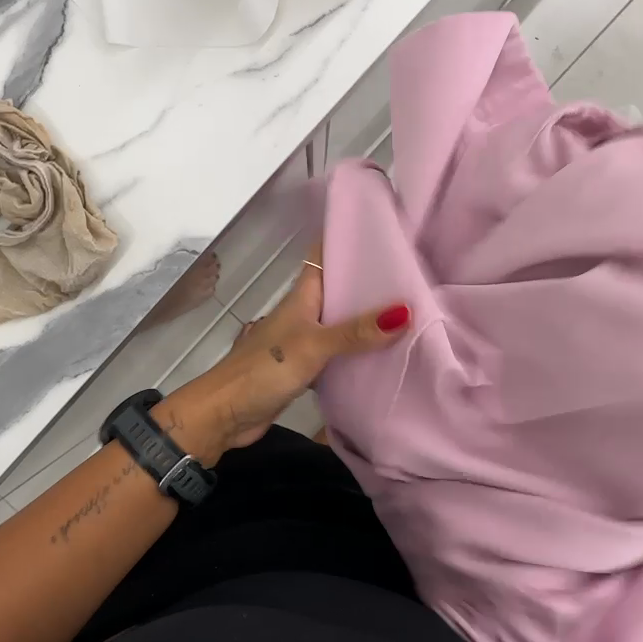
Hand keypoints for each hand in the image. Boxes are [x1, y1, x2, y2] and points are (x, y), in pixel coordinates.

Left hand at [156, 252, 409, 464]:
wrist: (227, 412)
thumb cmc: (265, 368)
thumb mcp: (314, 345)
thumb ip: (356, 332)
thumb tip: (405, 312)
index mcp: (302, 296)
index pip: (326, 256)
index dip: (350, 240)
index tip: (385, 229)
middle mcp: (304, 313)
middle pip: (340, 291)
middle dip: (371, 284)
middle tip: (415, 276)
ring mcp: (304, 341)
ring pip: (341, 324)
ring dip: (368, 321)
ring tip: (412, 313)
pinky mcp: (305, 369)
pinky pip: (338, 354)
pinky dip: (358, 353)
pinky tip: (385, 355)